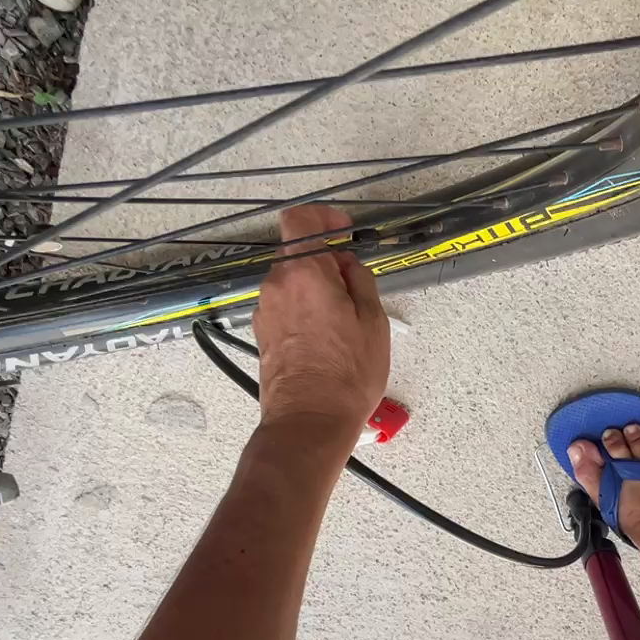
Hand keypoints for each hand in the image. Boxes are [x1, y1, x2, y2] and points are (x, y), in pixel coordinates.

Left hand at [251, 205, 390, 434]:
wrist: (310, 422)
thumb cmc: (346, 377)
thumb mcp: (374, 323)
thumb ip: (361, 283)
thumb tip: (350, 267)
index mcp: (306, 274)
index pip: (301, 220)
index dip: (324, 217)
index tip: (344, 230)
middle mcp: (278, 287)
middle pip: (299, 255)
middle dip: (328, 262)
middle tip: (357, 287)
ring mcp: (267, 312)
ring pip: (294, 283)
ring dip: (318, 291)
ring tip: (346, 322)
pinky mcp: (265, 335)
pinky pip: (288, 308)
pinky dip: (307, 312)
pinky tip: (329, 339)